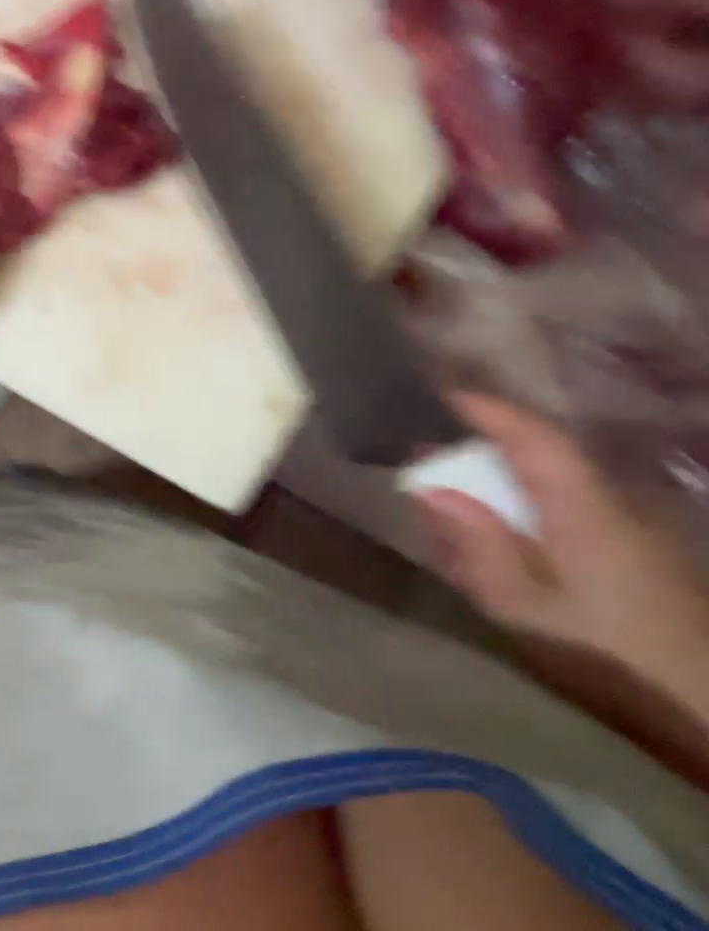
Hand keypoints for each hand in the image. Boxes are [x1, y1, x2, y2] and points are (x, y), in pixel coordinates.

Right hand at [414, 394, 708, 692]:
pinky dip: (514, 517)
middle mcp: (608, 510)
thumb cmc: (603, 654)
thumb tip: (434, 488)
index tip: (441, 394)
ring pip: (545, 490)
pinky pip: (558, 516)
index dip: (492, 412)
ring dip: (491, 491)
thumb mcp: (520, 606)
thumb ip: (477, 544)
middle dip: (476, 456)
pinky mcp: (628, 557)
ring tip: (443, 518)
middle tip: (418, 469)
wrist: (700, 704)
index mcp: (583, 514)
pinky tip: (487, 551)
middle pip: (537, 462)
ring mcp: (624, 533)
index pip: (538, 442)